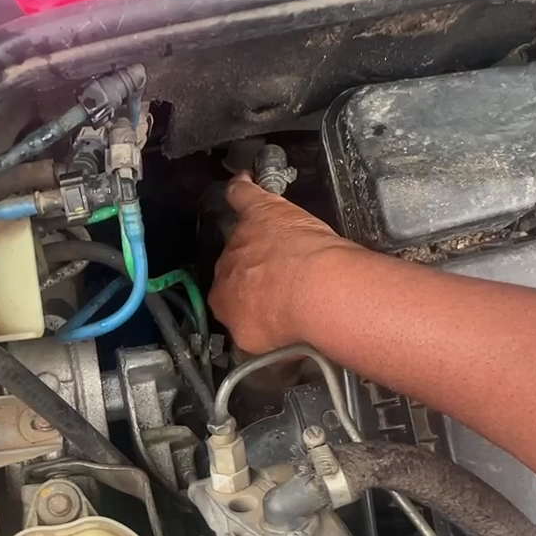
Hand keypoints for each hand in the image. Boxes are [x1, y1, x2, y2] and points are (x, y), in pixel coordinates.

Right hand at [211, 174, 360, 351]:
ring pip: (242, 235)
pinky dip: (241, 189)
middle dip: (252, 273)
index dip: (245, 303)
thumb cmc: (290, 321)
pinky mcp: (261, 212)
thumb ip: (256, 342)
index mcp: (222, 301)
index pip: (226, 300)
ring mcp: (243, 238)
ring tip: (270, 244)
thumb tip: (263, 353)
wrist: (313, 292)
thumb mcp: (266, 347)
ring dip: (253, 239)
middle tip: (280, 282)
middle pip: (234, 265)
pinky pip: (243, 196)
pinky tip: (241, 182)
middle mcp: (225, 266)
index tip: (262, 308)